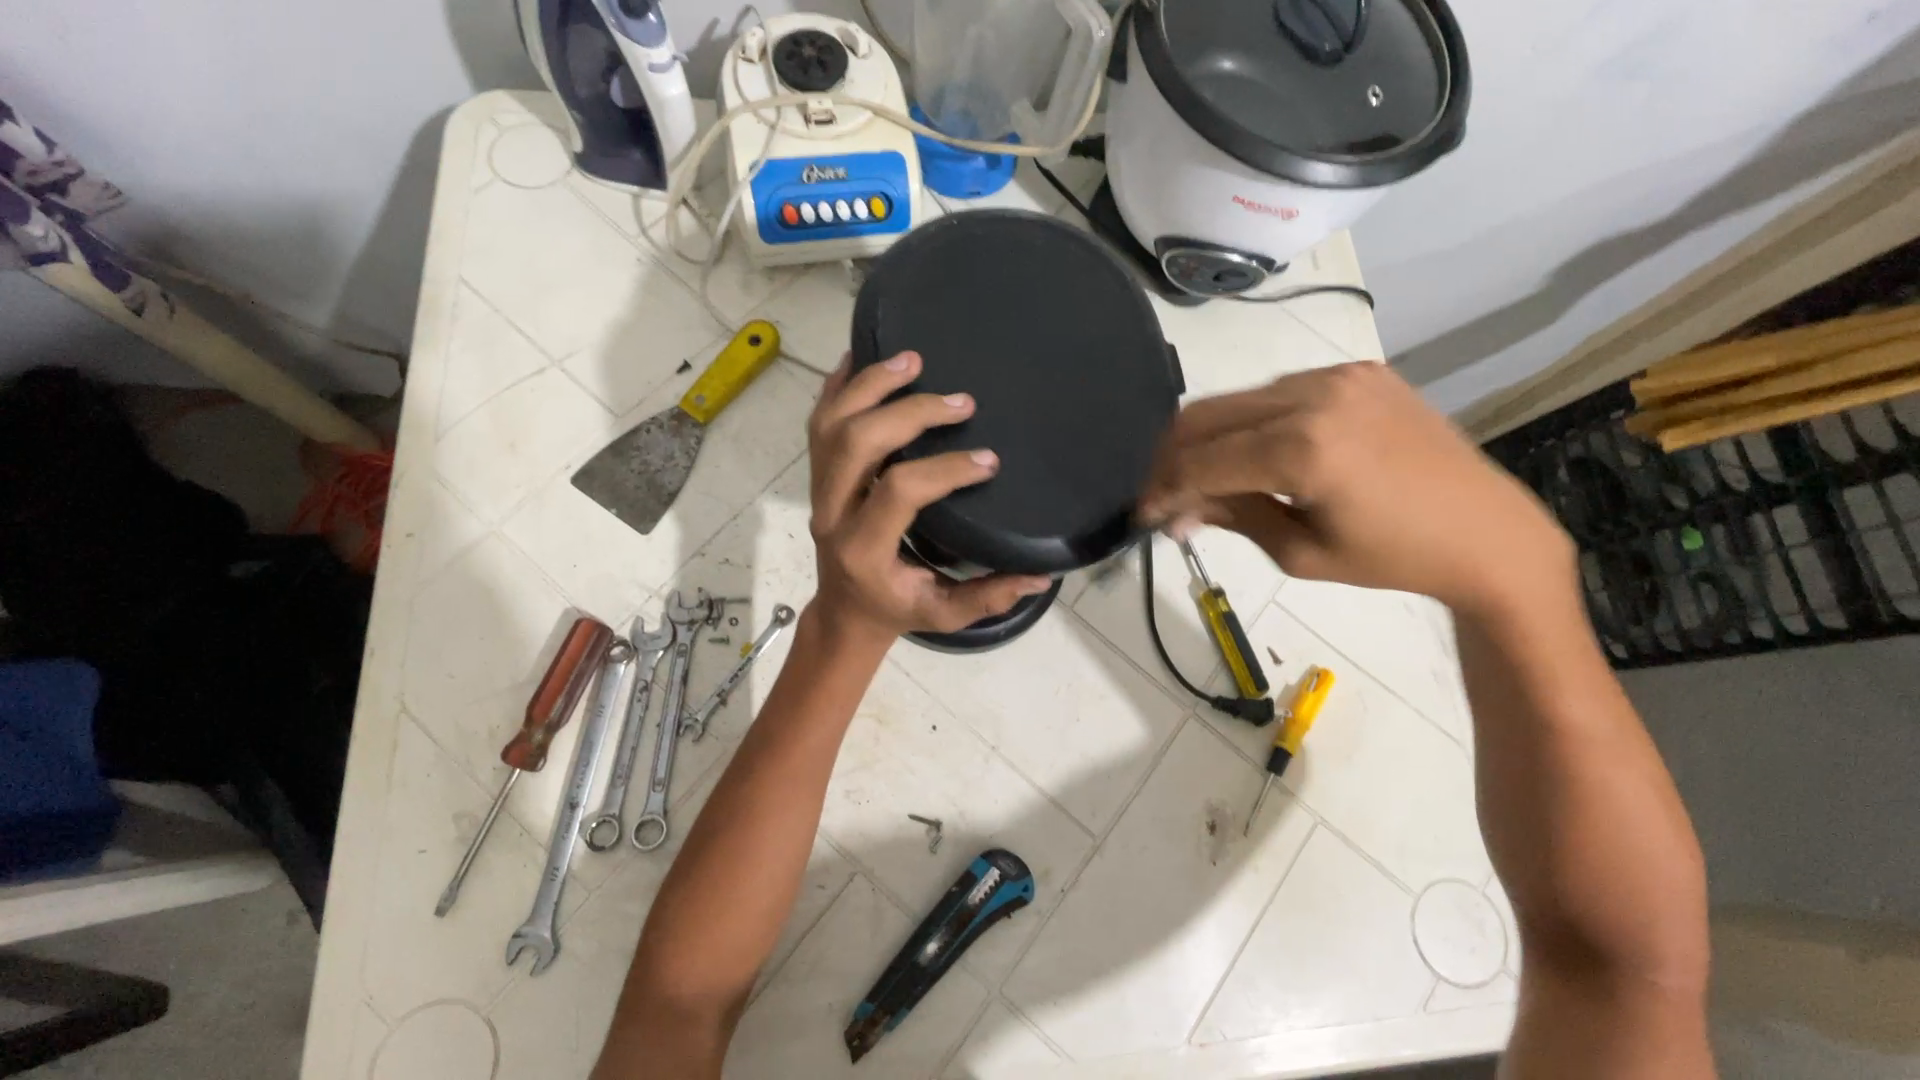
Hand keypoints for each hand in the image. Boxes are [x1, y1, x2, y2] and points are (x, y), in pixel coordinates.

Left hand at [806, 351, 1052, 647]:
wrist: (843, 611)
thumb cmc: (896, 609)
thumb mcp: (943, 614)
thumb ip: (988, 598)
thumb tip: (1041, 575)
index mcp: (864, 548)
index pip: (899, 491)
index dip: (945, 469)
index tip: (988, 461)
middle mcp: (832, 512)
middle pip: (858, 442)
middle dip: (911, 413)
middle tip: (961, 402)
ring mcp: (817, 489)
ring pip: (832, 424)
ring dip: (871, 386)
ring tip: (913, 360)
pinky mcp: (816, 474)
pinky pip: (819, 422)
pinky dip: (838, 386)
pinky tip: (862, 357)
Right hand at [1137, 362, 1574, 617]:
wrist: (1486, 531)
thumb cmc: (1394, 558)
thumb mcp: (1301, 553)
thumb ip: (1234, 519)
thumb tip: (1176, 514)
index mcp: (1304, 449)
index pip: (1204, 461)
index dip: (1163, 489)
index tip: (1143, 514)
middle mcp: (1316, 395)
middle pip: (1208, 416)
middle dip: (1172, 457)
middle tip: (1159, 494)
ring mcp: (1339, 375)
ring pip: (1240, 399)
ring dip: (1209, 438)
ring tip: (1202, 479)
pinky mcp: (1358, 371)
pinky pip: (1280, 390)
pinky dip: (1252, 421)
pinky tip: (1252, 453)